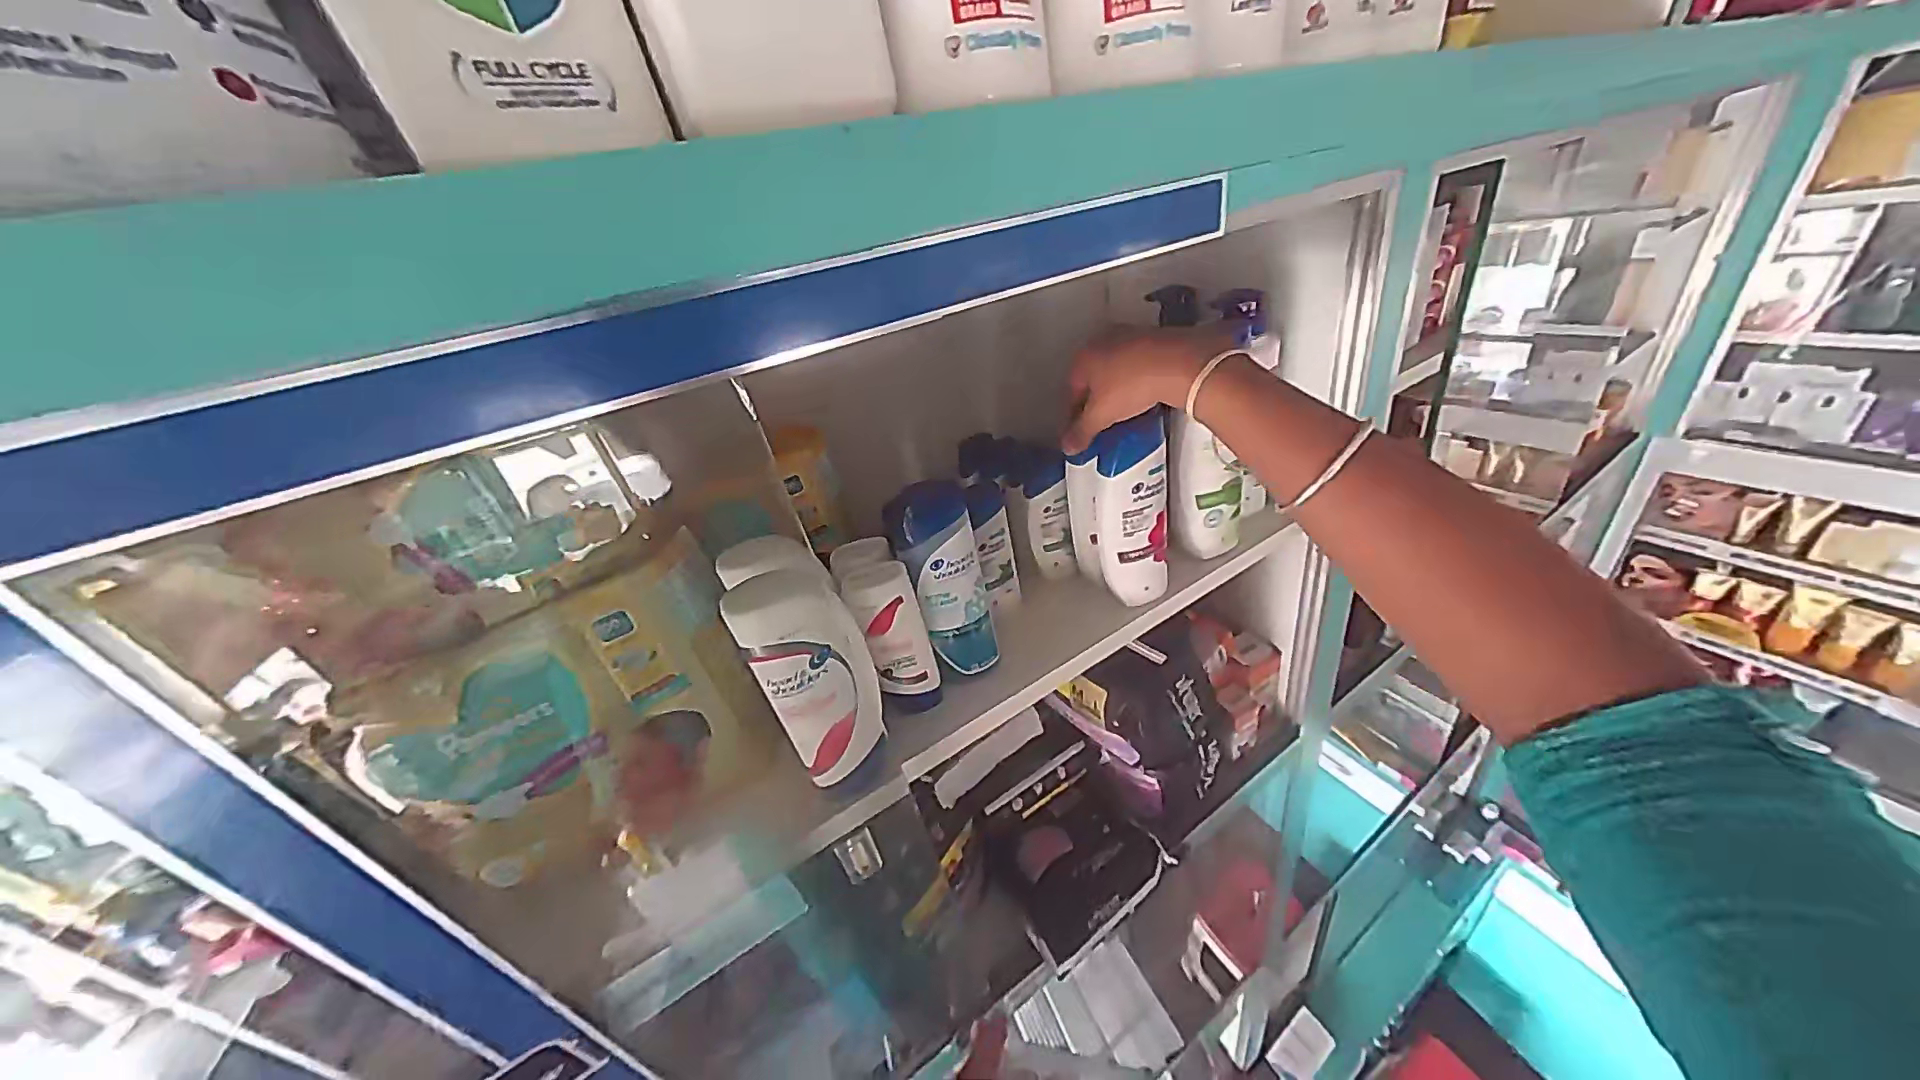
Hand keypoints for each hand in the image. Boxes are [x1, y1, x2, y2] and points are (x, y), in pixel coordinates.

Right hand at [1060, 326, 1235, 454]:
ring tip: (1125, 409)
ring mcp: (1128, 336)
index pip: (1071, 391)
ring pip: (1115, 368)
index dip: (1075, 415)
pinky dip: (1136, 378)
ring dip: (1116, 388)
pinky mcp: (1152, 338)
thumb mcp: (1101, 416)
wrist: (1178, 363)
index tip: (1083, 430)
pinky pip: (1136, 363)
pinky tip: (1145, 393)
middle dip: (1096, 399)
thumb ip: (1082, 432)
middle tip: (1103, 420)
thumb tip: (1067, 446)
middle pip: (1093, 377)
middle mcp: (1101, 342)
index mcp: (1082, 358)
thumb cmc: (1130, 386)